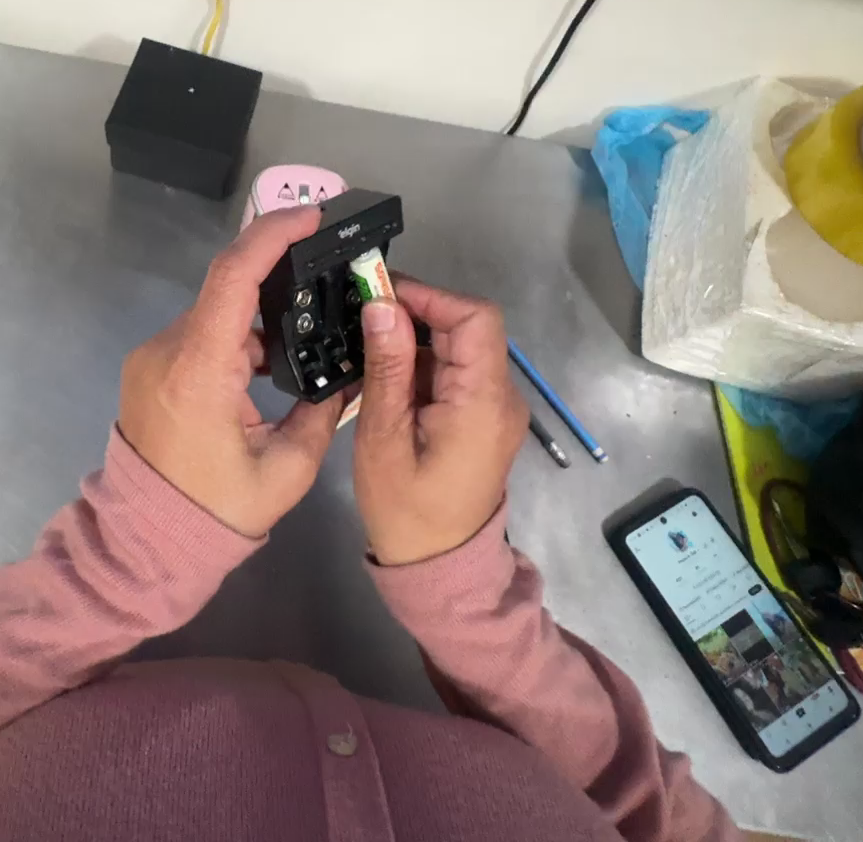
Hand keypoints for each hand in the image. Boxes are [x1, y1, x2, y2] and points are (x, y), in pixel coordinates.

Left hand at [118, 207, 345, 537]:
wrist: (143, 541)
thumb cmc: (215, 511)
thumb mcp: (286, 470)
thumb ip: (320, 414)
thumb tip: (341, 377)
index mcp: (199, 371)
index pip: (232, 277)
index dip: (270, 235)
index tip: (309, 216)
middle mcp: (166, 350)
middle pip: (224, 290)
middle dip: (275, 283)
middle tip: (321, 279)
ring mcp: (150, 356)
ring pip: (213, 314)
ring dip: (253, 322)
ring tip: (293, 348)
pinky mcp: (147, 367)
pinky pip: (196, 334)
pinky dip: (231, 339)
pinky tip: (257, 370)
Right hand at [352, 277, 528, 564]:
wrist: (437, 567)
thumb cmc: (405, 509)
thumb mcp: (384, 437)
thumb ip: (387, 367)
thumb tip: (382, 305)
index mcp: (483, 401)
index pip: (475, 318)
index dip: (430, 296)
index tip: (380, 295)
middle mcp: (500, 397)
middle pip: (469, 329)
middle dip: (417, 313)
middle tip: (362, 316)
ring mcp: (494, 408)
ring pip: (460, 348)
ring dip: (416, 338)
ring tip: (365, 344)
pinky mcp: (482, 418)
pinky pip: (456, 373)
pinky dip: (422, 363)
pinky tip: (385, 374)